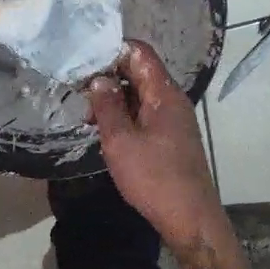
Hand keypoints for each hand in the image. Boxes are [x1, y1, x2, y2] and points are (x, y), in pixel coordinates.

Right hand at [85, 40, 223, 247]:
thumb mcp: (121, 141)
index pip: (140, 53)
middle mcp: (173, 101)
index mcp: (163, 94)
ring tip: (88, 113)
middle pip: (140, 73)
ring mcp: (175, 120)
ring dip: (116, 100)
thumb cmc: (154, 177)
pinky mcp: (173, 138)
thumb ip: (107, 106)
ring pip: (142, 96)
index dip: (113, 50)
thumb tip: (98, 79)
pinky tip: (107, 131)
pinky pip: (146, 114)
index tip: (85, 61)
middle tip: (79, 90)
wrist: (190, 218)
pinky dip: (126, 116)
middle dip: (110, 77)